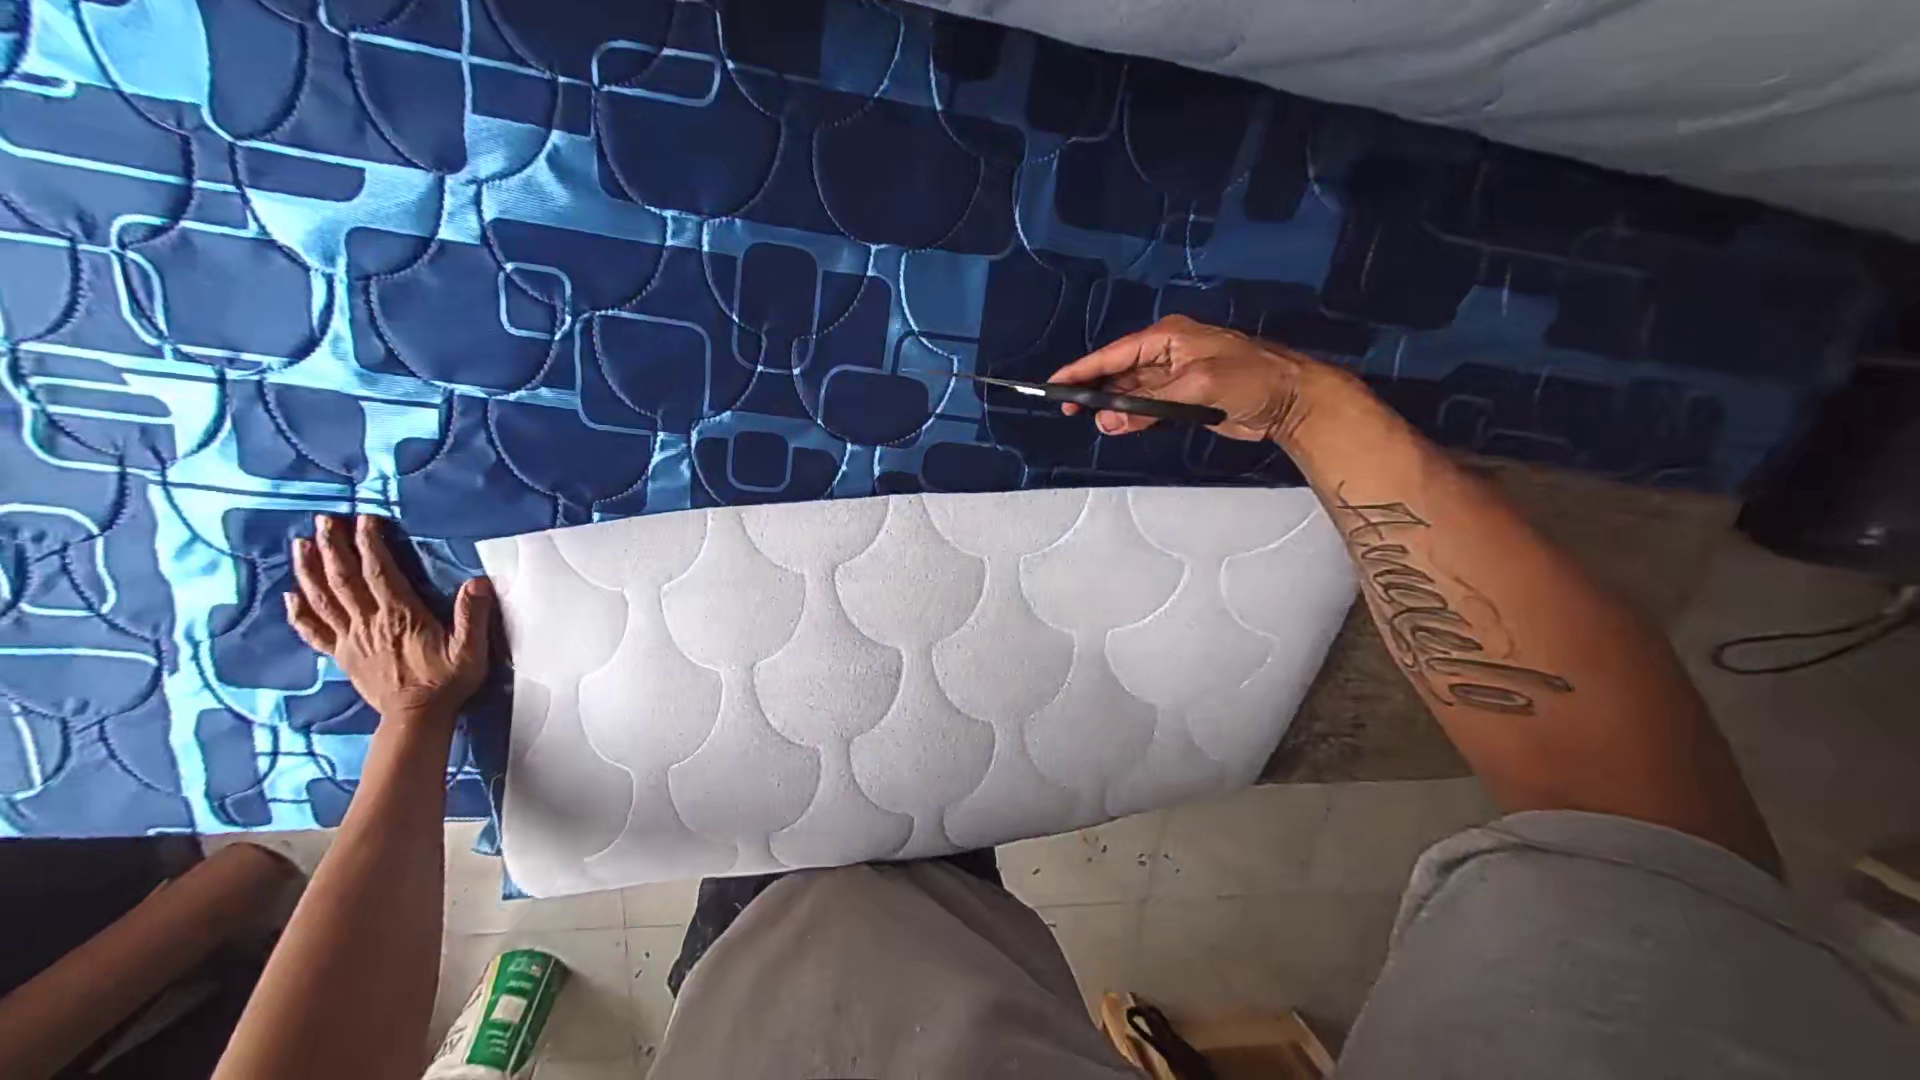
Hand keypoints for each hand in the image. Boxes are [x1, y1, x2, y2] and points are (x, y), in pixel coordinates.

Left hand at [284, 515, 493, 723]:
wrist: (417, 717)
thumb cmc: (448, 681)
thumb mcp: (471, 650)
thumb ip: (473, 616)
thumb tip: (477, 582)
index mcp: (400, 617)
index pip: (380, 573)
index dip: (370, 544)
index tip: (365, 520)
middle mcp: (369, 623)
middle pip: (344, 579)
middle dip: (333, 547)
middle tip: (324, 520)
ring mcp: (352, 639)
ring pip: (323, 598)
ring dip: (310, 569)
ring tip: (301, 544)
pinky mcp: (343, 654)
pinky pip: (315, 630)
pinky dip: (299, 611)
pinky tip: (290, 596)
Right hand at [1048, 315, 1347, 443]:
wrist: (1290, 400)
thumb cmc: (1249, 380)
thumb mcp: (1196, 386)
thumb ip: (1149, 403)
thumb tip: (1108, 418)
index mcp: (1167, 338)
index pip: (1114, 353)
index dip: (1082, 369)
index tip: (1055, 384)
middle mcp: (1166, 353)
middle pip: (1118, 371)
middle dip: (1095, 390)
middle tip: (1070, 410)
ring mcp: (1174, 377)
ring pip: (1131, 391)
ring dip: (1114, 407)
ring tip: (1097, 422)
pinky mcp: (1182, 398)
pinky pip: (1147, 406)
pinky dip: (1133, 416)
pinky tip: (1120, 425)